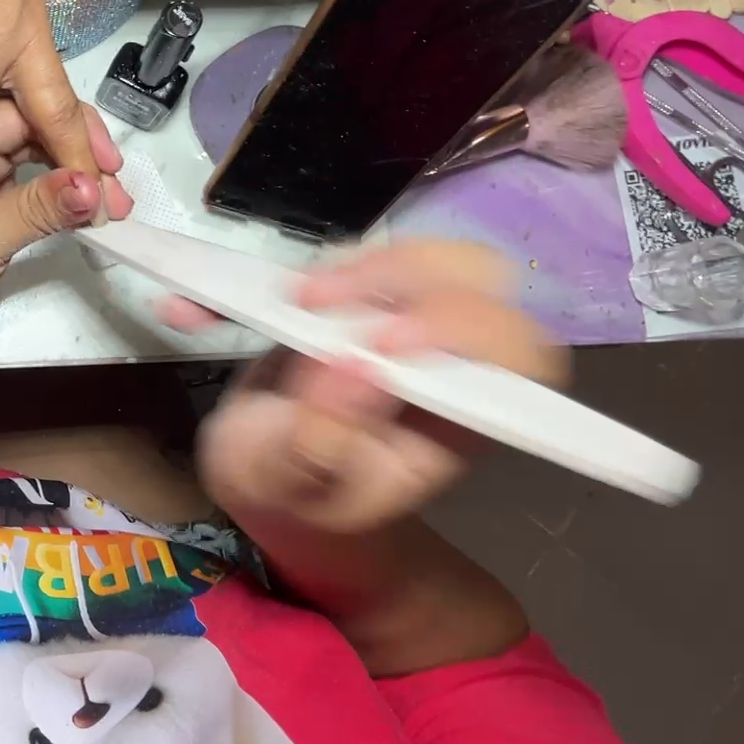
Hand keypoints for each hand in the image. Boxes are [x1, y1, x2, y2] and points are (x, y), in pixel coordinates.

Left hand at [0, 100, 132, 339]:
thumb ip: (36, 210)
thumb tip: (90, 187)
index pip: (14, 112)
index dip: (66, 136)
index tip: (107, 168)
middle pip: (30, 125)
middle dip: (80, 154)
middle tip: (119, 185)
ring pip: (33, 154)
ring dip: (74, 177)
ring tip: (114, 204)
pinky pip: (27, 180)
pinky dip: (58, 195)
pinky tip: (88, 208)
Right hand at [173, 241, 566, 533]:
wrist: (260, 465)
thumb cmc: (284, 487)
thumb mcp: (287, 483)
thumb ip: (319, 443)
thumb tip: (360, 368)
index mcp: (455, 419)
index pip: (511, 355)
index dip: (460, 328)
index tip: (377, 340)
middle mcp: (445, 362)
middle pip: (474, 282)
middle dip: (394, 276)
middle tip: (310, 301)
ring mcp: (404, 320)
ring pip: (424, 257)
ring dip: (350, 265)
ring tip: (287, 297)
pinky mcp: (359, 299)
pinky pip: (349, 260)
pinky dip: (283, 273)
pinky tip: (232, 301)